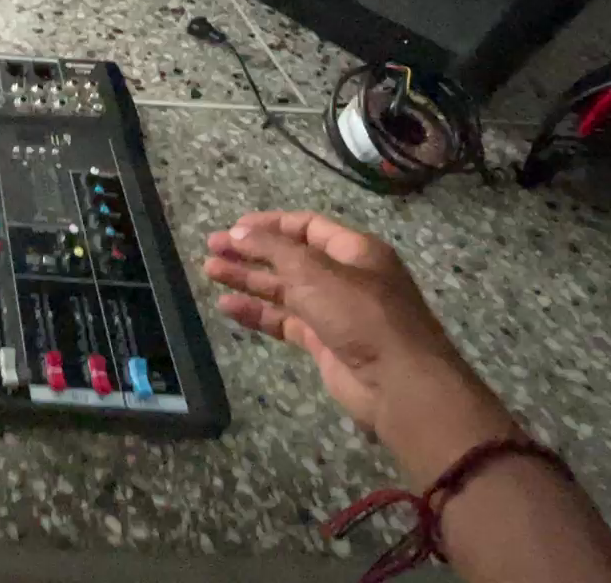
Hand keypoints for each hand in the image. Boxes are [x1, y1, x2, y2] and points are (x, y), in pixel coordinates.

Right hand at [203, 211, 517, 481]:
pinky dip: (257, 312)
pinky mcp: (324, 341)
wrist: (400, 386)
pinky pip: (284, 320)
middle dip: (250, 252)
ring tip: (210, 272)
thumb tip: (237, 232)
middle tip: (212, 248)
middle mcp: (344, 277)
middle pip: (289, 257)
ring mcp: (334, 311)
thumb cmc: (360, 315)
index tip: (233, 228)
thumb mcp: (312, 271)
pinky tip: (227, 307)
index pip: (306, 226)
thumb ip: (271, 248)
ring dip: (247, 279)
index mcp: (354, 252)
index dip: (268, 224)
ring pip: (283, 288)